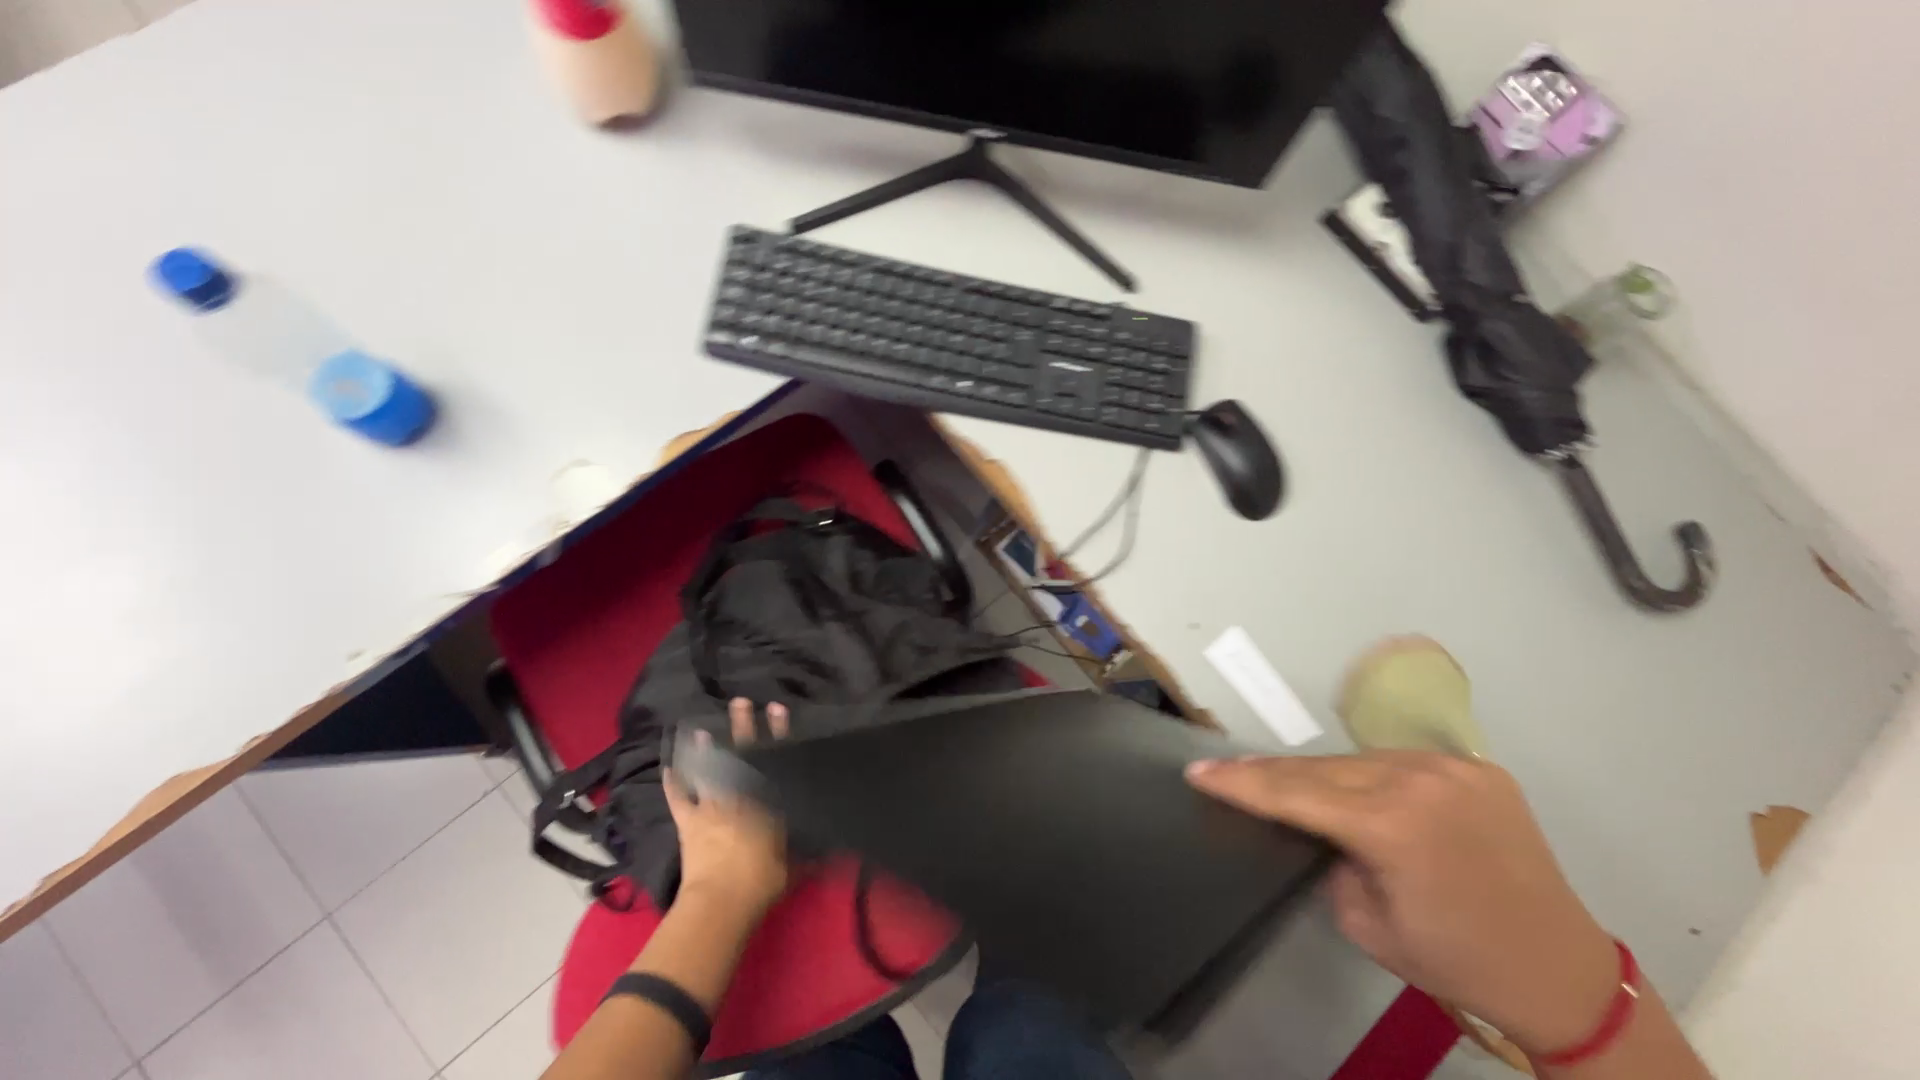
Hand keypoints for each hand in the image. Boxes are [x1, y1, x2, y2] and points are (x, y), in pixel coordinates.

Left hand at [666, 698, 790, 915]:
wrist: (721, 901)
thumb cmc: (762, 882)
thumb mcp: (794, 865)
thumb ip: (805, 851)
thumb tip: (828, 848)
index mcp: (768, 803)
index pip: (775, 761)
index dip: (778, 734)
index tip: (777, 709)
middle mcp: (740, 797)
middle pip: (741, 756)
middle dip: (741, 727)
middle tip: (740, 702)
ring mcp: (711, 807)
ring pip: (708, 771)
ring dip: (704, 749)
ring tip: (700, 729)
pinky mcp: (688, 823)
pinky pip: (679, 800)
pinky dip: (673, 785)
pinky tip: (667, 770)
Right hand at [1187, 752, 1618, 1054]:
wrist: (1560, 969)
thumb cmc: (1455, 960)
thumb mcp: (1367, 923)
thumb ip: (1332, 862)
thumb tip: (1324, 830)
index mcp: (1393, 824)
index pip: (1295, 792)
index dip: (1241, 782)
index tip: (1199, 770)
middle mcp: (1422, 779)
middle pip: (1324, 767)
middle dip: (1273, 773)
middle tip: (1228, 773)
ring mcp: (1456, 767)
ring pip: (1362, 758)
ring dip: (1322, 772)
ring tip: (1284, 781)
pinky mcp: (1480, 768)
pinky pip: (1403, 762)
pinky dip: (1370, 774)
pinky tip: (1355, 789)